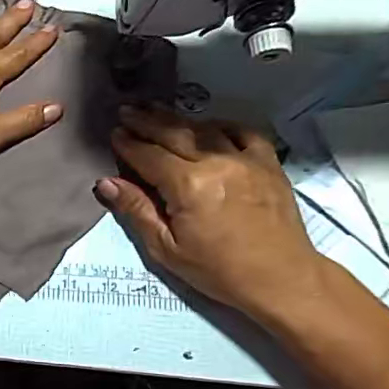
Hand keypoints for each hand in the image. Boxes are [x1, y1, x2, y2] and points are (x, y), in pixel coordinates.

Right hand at [98, 104, 329, 318]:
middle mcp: (215, 162)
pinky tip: (208, 124)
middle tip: (127, 110)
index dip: (128, 144)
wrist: (281, 279)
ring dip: (177, 118)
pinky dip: (222, 125)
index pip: (149, 156)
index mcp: (188, 185)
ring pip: (204, 129)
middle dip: (146, 121)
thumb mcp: (167, 249)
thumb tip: (106, 182)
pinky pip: (242, 132)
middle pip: (173, 134)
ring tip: (156, 110)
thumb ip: (137, 210)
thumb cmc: (218, 271)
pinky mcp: (268, 162)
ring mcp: (245, 159)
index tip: (114, 133)